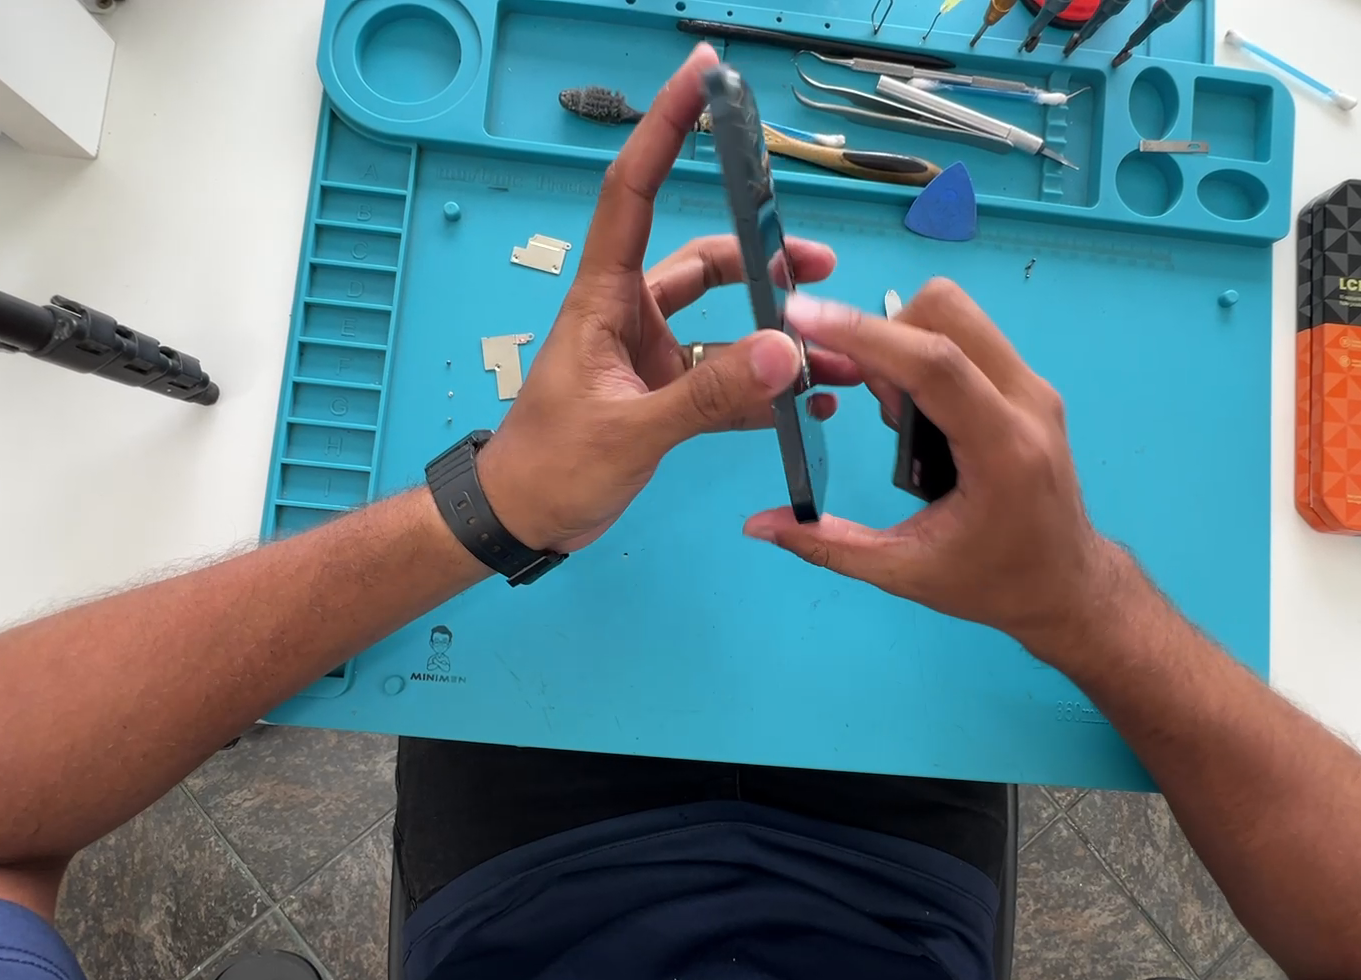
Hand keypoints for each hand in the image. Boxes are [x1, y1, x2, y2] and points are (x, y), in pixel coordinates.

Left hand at [477, 44, 857, 552]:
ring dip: (775, 335)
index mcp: (603, 300)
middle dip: (762, 260)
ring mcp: (650, 360)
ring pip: (724, 327)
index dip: (664, 132)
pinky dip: (762, 391)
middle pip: (704, 264)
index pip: (632, 196)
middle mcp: (630, 318)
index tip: (703, 77)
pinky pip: (724, 384)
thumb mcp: (629, 430)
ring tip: (835, 351)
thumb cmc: (550, 466)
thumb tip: (787, 353)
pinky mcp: (664, 400)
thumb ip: (706, 396)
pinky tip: (806, 403)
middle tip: (821, 268)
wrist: (525, 520)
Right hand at [743, 281, 1134, 662]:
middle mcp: (1026, 400)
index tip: (801, 316)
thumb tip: (757, 526)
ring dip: (903, 346)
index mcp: (1002, 449)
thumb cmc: (991, 582)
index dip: (862, 333)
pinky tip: (918, 417)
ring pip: (957, 316)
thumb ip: (827, 545)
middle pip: (946, 312)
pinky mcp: (1027, 385)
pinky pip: (966, 337)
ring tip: (896, 418)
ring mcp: (1033, 386)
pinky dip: (924, 356)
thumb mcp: (902, 572)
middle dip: (883, 335)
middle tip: (866, 395)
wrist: (1068, 584)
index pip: (934, 364)